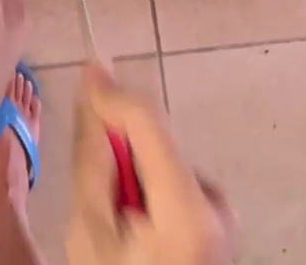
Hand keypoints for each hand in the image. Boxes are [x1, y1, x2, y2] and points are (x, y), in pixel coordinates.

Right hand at [68, 63, 233, 264]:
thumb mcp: (89, 231)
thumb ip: (93, 157)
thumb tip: (95, 90)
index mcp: (188, 210)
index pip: (147, 120)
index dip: (111, 91)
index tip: (83, 71)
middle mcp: (216, 204)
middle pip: (153, 140)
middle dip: (115, 145)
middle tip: (90, 186)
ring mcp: (222, 216)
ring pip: (159, 161)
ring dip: (129, 171)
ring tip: (110, 221)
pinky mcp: (219, 225)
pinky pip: (171, 184)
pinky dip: (145, 192)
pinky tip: (132, 232)